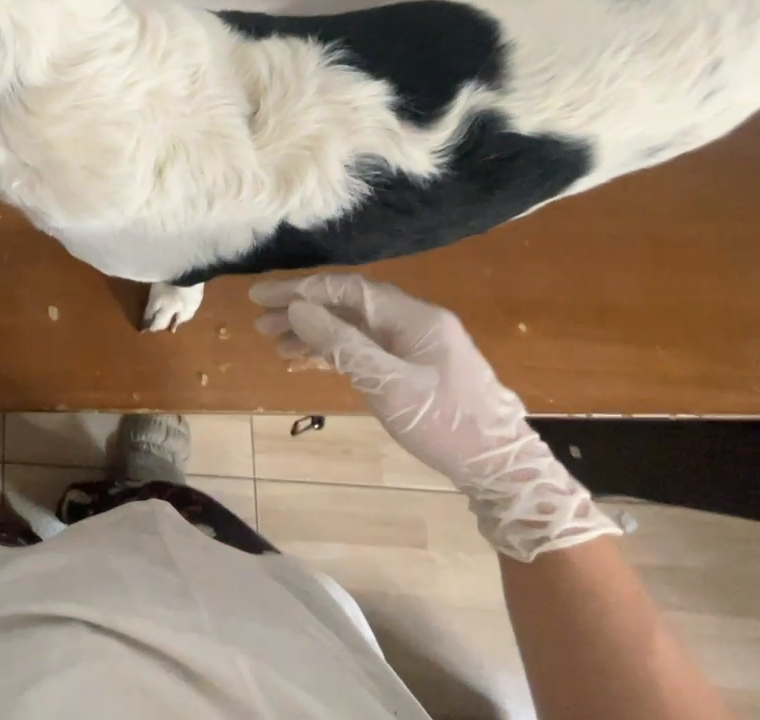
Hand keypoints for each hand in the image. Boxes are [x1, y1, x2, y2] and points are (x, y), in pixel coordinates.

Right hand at [250, 274, 620, 561]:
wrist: (501, 470)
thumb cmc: (445, 424)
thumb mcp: (388, 384)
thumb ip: (341, 343)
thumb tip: (298, 308)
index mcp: (414, 318)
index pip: (346, 290)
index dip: (299, 289)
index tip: (259, 297)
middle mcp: (413, 322)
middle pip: (346, 305)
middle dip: (301, 310)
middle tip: (259, 322)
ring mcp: (414, 345)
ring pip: (351, 326)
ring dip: (312, 331)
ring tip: (274, 343)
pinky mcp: (411, 367)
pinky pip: (362, 347)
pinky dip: (331, 350)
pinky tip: (305, 360)